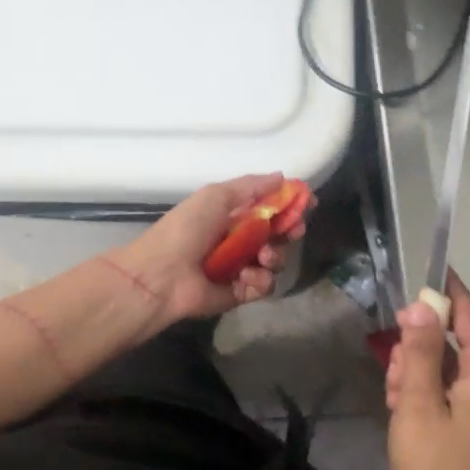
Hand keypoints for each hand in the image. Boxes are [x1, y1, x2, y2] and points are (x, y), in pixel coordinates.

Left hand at [115, 174, 307, 320]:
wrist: (162, 274)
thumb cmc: (187, 229)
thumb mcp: (216, 196)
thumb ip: (252, 186)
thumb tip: (282, 177)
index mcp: (232, 214)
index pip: (270, 207)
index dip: (289, 205)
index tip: (307, 204)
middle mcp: (239, 239)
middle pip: (278, 233)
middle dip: (290, 230)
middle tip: (293, 231)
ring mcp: (241, 267)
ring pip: (276, 259)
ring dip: (275, 256)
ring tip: (262, 257)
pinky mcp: (241, 292)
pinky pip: (265, 285)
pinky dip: (261, 279)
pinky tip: (247, 276)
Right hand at [386, 271, 469, 469]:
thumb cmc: (432, 465)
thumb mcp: (418, 402)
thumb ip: (420, 350)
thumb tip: (422, 303)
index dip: (450, 289)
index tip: (425, 265)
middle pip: (454, 337)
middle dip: (419, 342)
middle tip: (394, 370)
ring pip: (442, 361)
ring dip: (414, 368)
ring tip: (394, 398)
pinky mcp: (469, 418)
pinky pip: (442, 384)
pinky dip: (419, 387)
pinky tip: (399, 407)